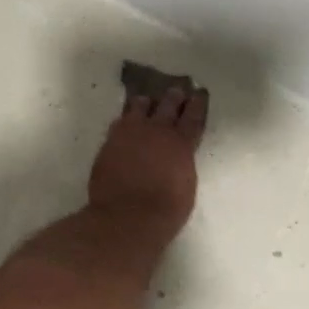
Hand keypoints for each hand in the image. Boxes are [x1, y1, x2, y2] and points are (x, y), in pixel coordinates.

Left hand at [86, 87, 208, 227]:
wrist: (127, 217)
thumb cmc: (165, 210)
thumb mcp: (186, 187)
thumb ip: (182, 164)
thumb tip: (178, 157)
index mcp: (181, 144)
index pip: (193, 118)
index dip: (197, 104)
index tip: (199, 93)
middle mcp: (157, 131)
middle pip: (167, 105)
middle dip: (173, 97)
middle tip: (176, 91)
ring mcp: (131, 133)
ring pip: (139, 106)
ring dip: (146, 103)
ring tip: (147, 101)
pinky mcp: (110, 141)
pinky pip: (120, 121)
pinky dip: (126, 118)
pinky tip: (126, 120)